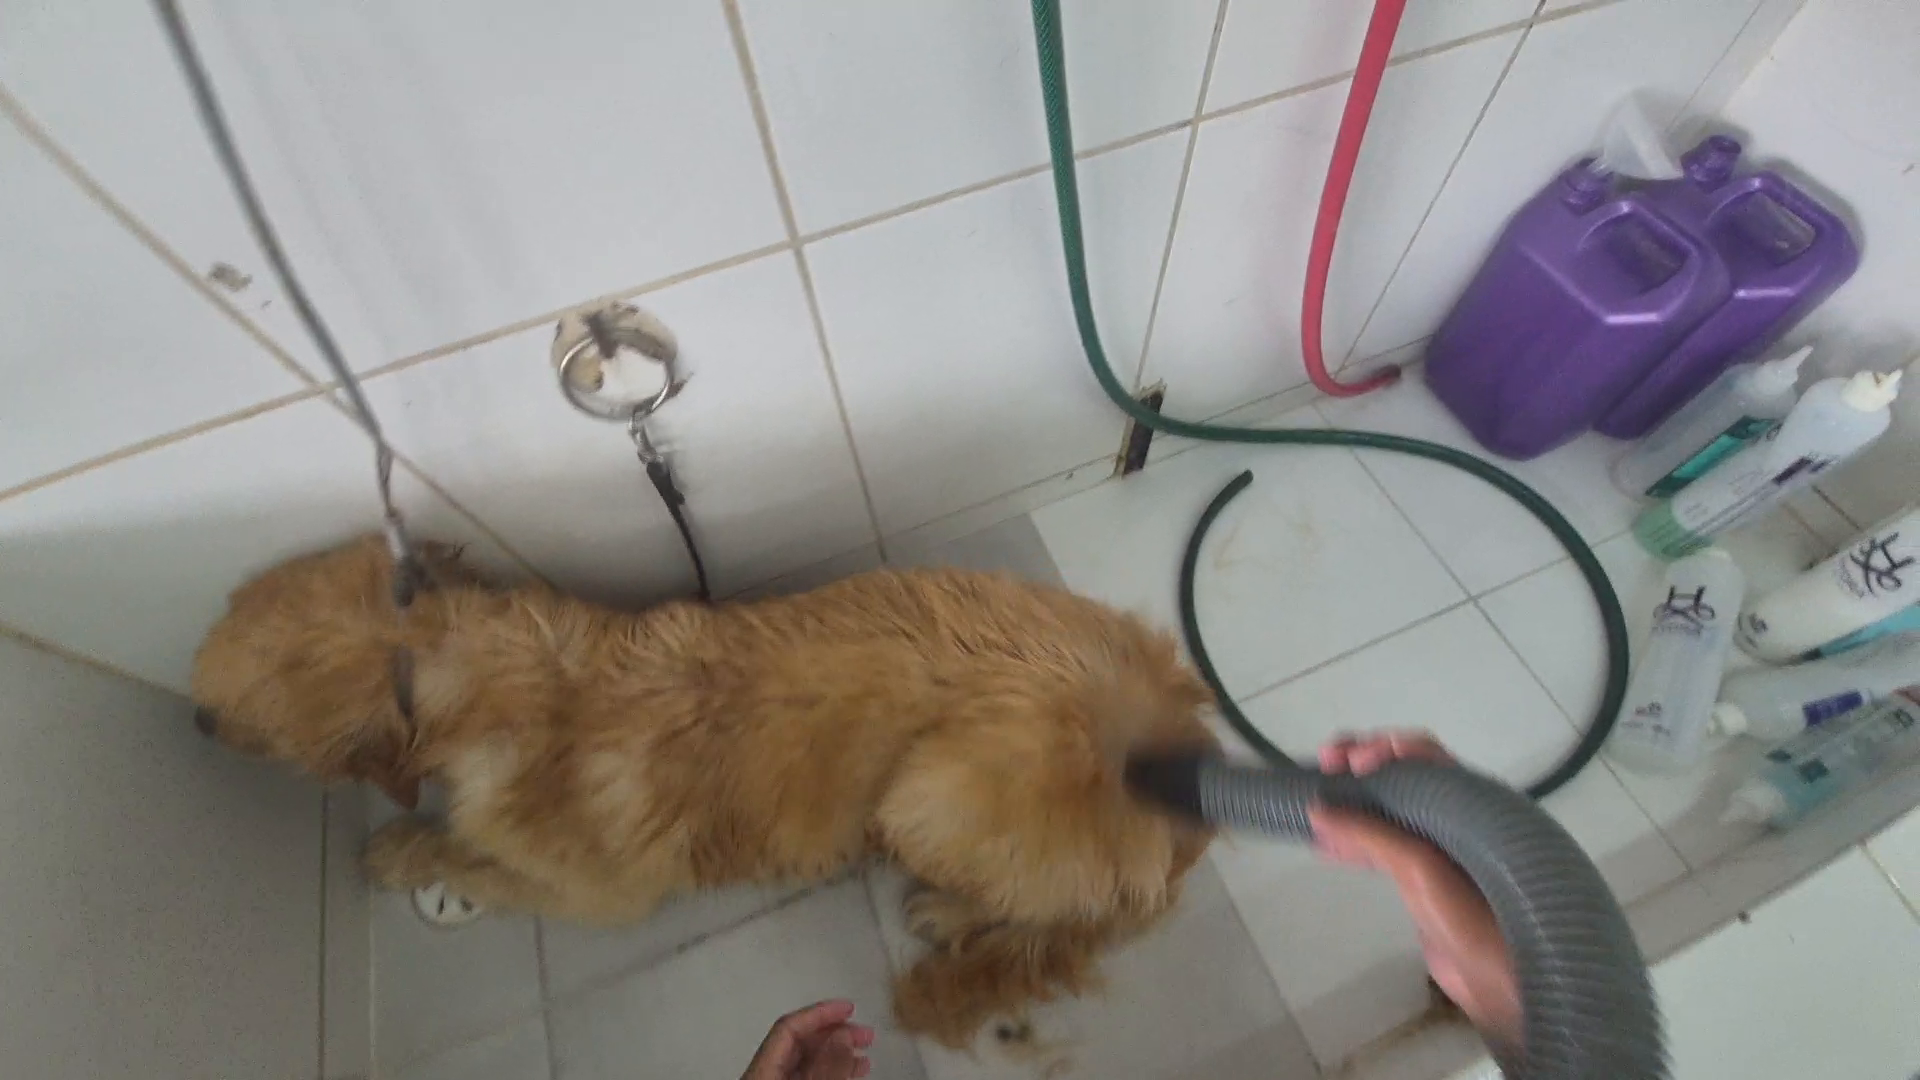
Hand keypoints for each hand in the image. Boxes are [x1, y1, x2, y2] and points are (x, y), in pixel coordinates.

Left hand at [740, 1000, 874, 1079]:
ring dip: (838, 1054)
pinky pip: (809, 1076)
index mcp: (760, 1066)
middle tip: (866, 1032)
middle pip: (800, 1042)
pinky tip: (853, 1069)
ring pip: (808, 1061)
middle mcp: (764, 1071)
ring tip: (865, 1052)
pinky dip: (831, 1071)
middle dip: (835, 1033)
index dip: (820, 1012)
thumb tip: (843, 1033)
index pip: (789, 1026)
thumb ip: (825, 1064)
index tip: (849, 1007)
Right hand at [1309, 731, 1522, 1048]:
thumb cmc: (1476, 918)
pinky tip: (1323, 844)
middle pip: (1401, 775)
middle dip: (1359, 766)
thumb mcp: (1420, 867)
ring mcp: (1439, 848)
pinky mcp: (1424, 879)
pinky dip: (1352, 839)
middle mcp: (1456, 817)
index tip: (1348, 761)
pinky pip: (1381, 845)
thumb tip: (1315, 808)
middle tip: (1324, 765)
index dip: (1382, 749)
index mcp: (1470, 803)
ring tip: (1314, 802)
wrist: (1510, 992)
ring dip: (1350, 801)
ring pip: (1387, 809)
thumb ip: (1367, 834)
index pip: (1423, 754)